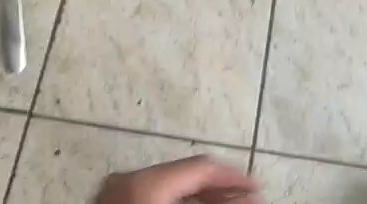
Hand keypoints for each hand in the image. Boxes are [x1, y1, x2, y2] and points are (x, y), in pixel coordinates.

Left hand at [96, 157, 259, 203]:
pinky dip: (177, 203)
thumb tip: (252, 198)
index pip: (201, 166)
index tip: (256, 187)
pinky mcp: (110, 203)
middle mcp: (128, 178)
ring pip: (168, 188)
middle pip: (184, 176)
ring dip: (198, 197)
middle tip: (245, 199)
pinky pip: (152, 198)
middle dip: (217, 189)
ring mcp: (115, 191)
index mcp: (145, 180)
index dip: (233, 176)